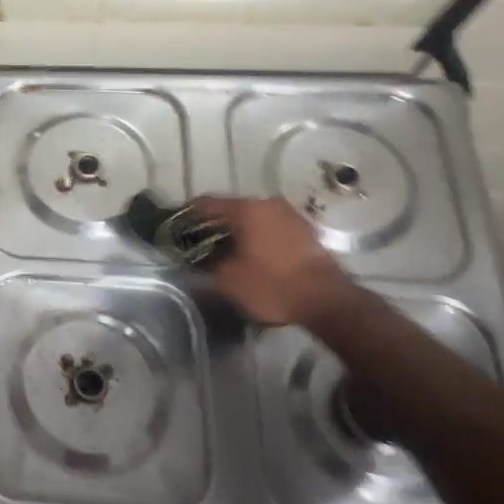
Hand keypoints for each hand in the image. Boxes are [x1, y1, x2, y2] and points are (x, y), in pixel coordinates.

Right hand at [190, 196, 362, 325]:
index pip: (209, 203)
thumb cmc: (272, 284)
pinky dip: (260, 238)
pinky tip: (253, 254)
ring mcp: (292, 216)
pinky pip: (274, 229)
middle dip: (217, 223)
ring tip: (227, 248)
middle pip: (234, 209)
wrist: (326, 300)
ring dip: (241, 231)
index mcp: (248, 209)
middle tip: (201, 239)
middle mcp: (270, 204)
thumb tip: (203, 258)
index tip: (178, 222)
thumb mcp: (229, 279)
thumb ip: (209, 263)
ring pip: (256, 219)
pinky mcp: (307, 232)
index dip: (190, 212)